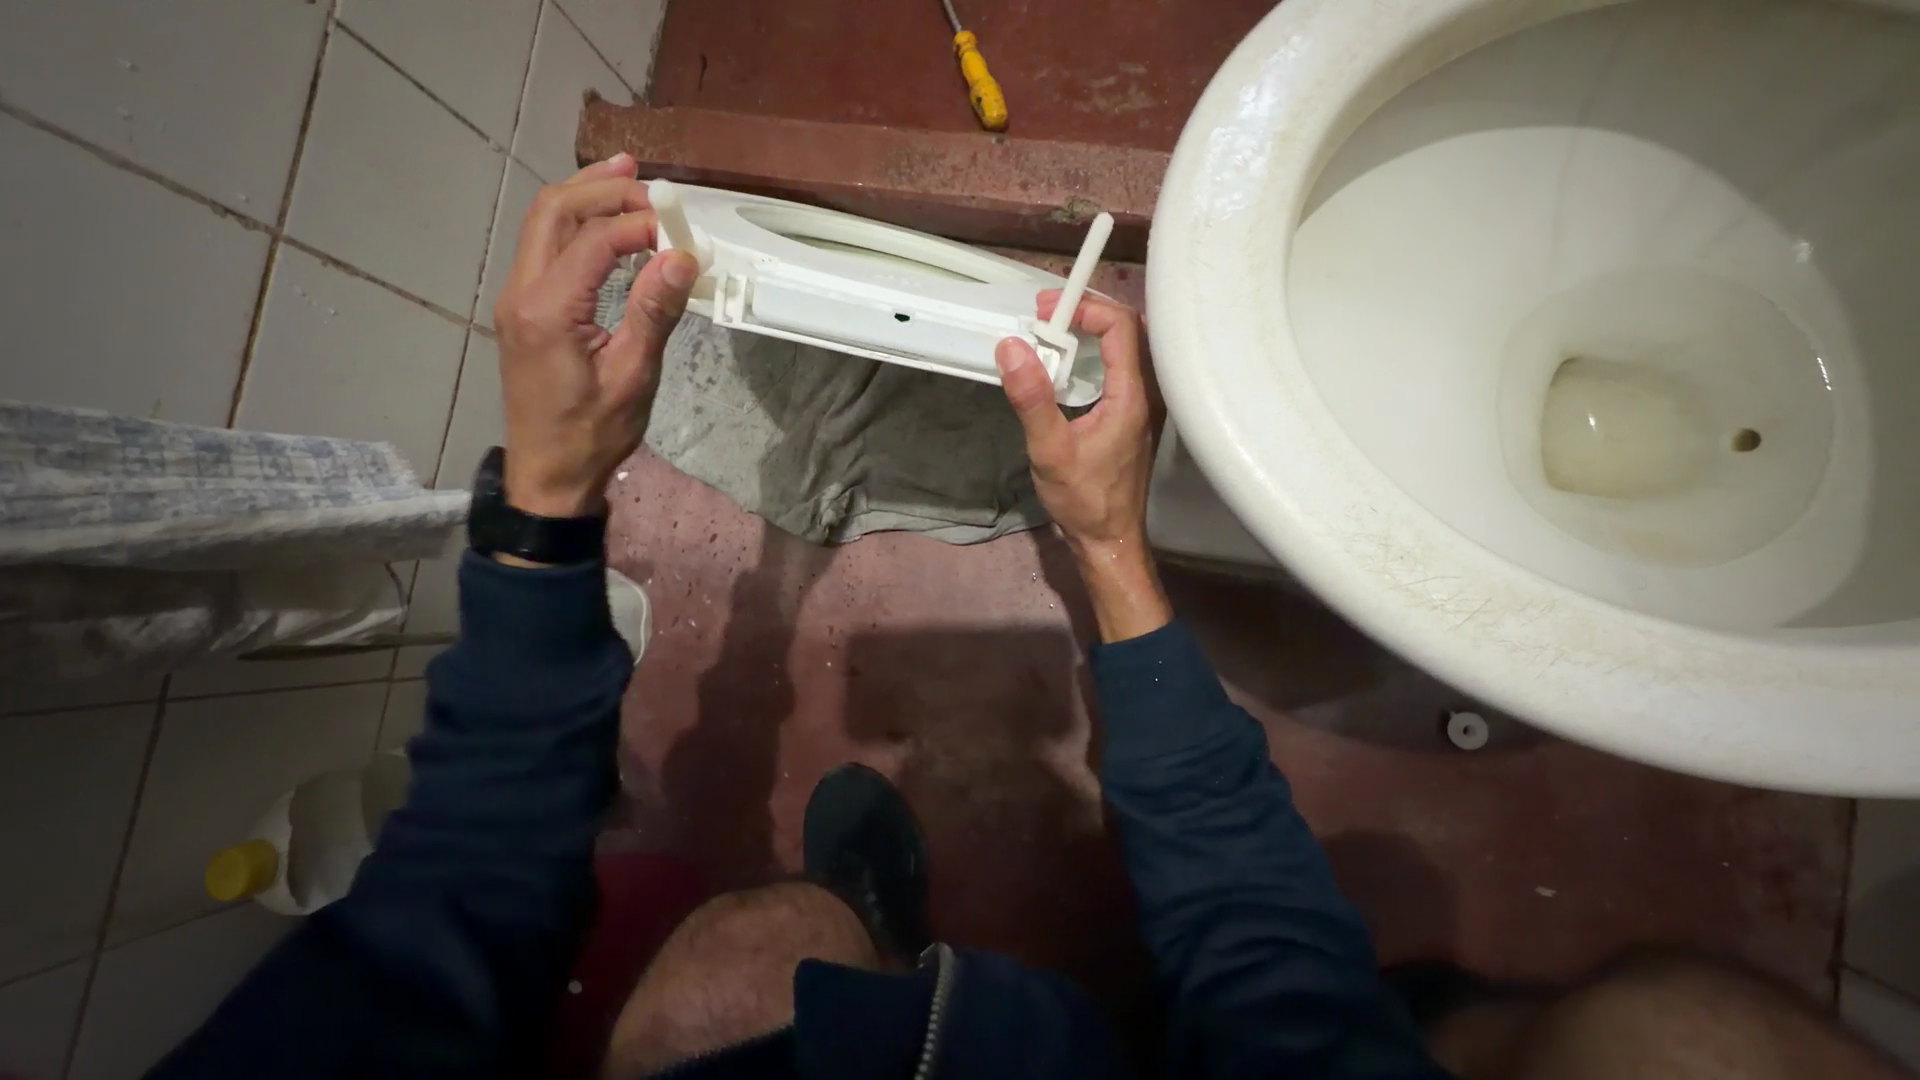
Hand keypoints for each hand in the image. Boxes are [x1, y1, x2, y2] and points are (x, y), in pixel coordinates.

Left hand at [493, 153, 698, 518]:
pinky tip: (606, 225)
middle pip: (553, 212)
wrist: (549, 473)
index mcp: (547, 308)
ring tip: (625, 178)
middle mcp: (521, 291)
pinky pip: (545, 248)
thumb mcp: (633, 377)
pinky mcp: (525, 309)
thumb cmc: (593, 433)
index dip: (637, 225)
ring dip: (584, 197)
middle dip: (601, 189)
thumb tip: (682, 258)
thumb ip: (655, 313)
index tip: (679, 230)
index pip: (592, 240)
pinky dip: (577, 226)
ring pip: (543, 224)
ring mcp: (517, 298)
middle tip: (649, 184)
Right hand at [996, 291, 1171, 641]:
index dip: (1086, 307)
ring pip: (1125, 349)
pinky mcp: (1128, 418)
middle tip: (1047, 314)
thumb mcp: (1050, 451)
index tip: (1048, 309)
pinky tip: (1065, 366)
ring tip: (1051, 332)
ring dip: (1091, 332)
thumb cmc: (1084, 501)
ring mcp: (1138, 407)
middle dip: (1088, 312)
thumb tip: (1012, 348)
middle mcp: (1144, 395)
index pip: (1121, 327)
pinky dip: (1092, 355)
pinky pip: (1117, 370)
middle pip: (1128, 331)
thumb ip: (1032, 399)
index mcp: (1131, 396)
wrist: (1109, 539)